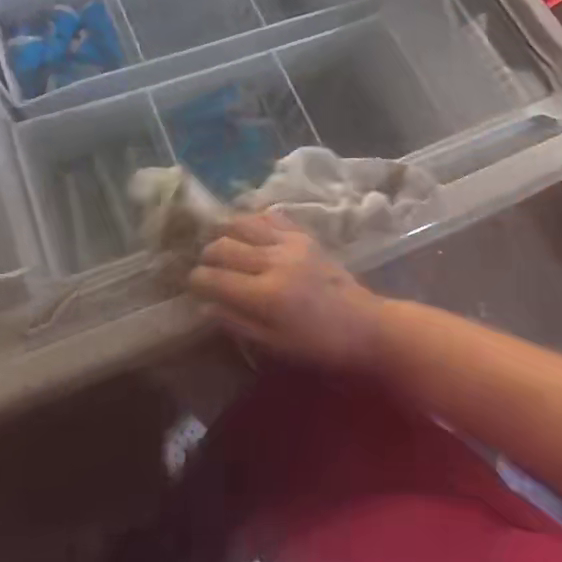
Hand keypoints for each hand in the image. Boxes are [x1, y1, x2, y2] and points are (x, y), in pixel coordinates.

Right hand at [188, 213, 384, 370]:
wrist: (368, 326)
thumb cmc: (320, 345)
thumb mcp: (275, 345)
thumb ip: (237, 323)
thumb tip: (204, 307)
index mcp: (265, 294)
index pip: (215, 278)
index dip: (197, 280)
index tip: (193, 284)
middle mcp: (273, 261)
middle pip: (223, 246)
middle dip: (207, 256)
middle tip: (207, 267)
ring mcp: (289, 243)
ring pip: (242, 223)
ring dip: (224, 231)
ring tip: (220, 241)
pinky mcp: (303, 235)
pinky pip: (269, 216)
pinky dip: (252, 220)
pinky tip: (247, 230)